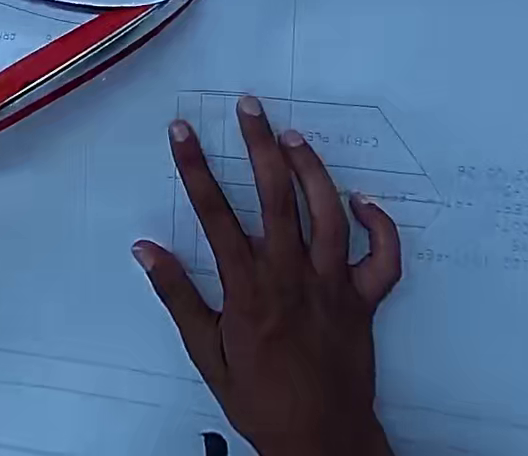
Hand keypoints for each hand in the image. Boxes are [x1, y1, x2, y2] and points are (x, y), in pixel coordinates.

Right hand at [133, 96, 400, 455]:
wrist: (324, 446)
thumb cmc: (260, 397)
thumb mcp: (206, 353)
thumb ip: (177, 296)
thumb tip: (144, 248)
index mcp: (248, 288)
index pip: (214, 214)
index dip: (195, 167)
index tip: (182, 131)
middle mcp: (291, 276)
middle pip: (276, 198)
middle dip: (259, 145)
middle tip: (250, 106)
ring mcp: (333, 286)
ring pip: (328, 216)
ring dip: (311, 170)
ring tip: (293, 135)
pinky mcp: (365, 302)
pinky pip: (384, 261)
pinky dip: (380, 228)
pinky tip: (364, 200)